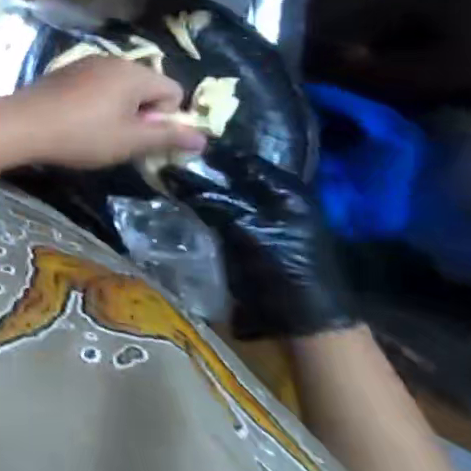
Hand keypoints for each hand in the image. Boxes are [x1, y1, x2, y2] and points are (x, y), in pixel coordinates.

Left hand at [10, 55, 206, 169]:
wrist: (24, 123)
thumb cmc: (83, 134)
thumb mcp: (130, 141)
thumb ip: (167, 137)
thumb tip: (202, 139)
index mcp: (134, 72)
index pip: (173, 91)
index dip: (164, 118)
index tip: (138, 136)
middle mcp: (113, 60)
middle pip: (146, 86)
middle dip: (141, 112)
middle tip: (118, 137)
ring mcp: (86, 62)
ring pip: (120, 86)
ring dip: (118, 108)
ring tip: (95, 132)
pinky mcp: (65, 71)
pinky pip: (95, 85)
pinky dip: (95, 102)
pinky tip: (76, 121)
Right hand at [172, 145, 357, 339]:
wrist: (306, 323)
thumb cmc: (280, 266)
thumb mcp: (242, 226)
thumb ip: (207, 197)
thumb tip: (167, 171)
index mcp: (284, 187)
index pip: (237, 156)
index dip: (205, 151)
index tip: (171, 147)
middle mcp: (280, 198)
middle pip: (231, 175)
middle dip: (199, 171)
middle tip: (164, 166)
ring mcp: (271, 221)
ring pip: (227, 195)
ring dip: (200, 193)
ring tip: (168, 187)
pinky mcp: (259, 241)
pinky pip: (227, 215)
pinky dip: (207, 211)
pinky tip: (184, 211)